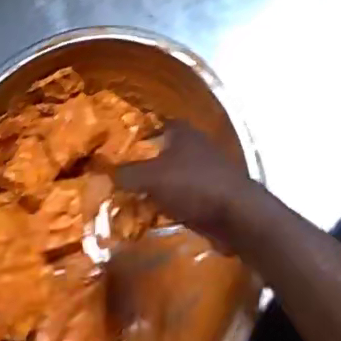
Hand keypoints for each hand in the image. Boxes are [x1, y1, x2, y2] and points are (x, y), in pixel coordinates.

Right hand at [111, 122, 264, 253]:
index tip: (113, 148)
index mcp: (180, 131)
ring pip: (169, 175)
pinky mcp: (207, 195)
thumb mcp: (153, 177)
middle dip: (140, 164)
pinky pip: (179, 197)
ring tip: (126, 199)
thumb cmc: (193, 184)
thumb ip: (128, 173)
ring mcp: (201, 170)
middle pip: (159, 151)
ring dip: (153, 187)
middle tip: (114, 178)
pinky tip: (150, 215)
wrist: (235, 214)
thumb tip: (105, 170)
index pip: (152, 125)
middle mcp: (191, 145)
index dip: (134, 134)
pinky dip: (166, 204)